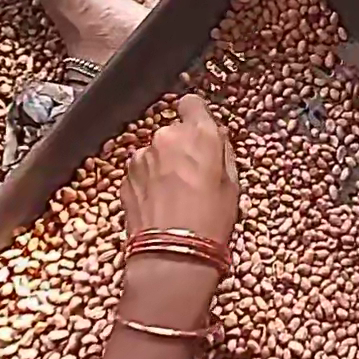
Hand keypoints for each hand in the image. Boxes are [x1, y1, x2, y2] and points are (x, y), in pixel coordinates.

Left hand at [121, 95, 238, 243]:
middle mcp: (167, 137)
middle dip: (181, 147)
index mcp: (199, 135)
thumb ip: (223, 152)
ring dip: (163, 164)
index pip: (192, 103)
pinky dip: (148, 180)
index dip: (196, 116)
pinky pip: (141, 170)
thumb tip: (217, 138)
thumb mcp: (232, 185)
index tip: (199, 130)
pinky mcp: (125, 176)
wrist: (172, 255)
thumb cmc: (210, 222)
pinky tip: (160, 203)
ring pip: (156, 151)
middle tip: (193, 175)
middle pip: (174, 131)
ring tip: (175, 194)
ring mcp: (142, 156)